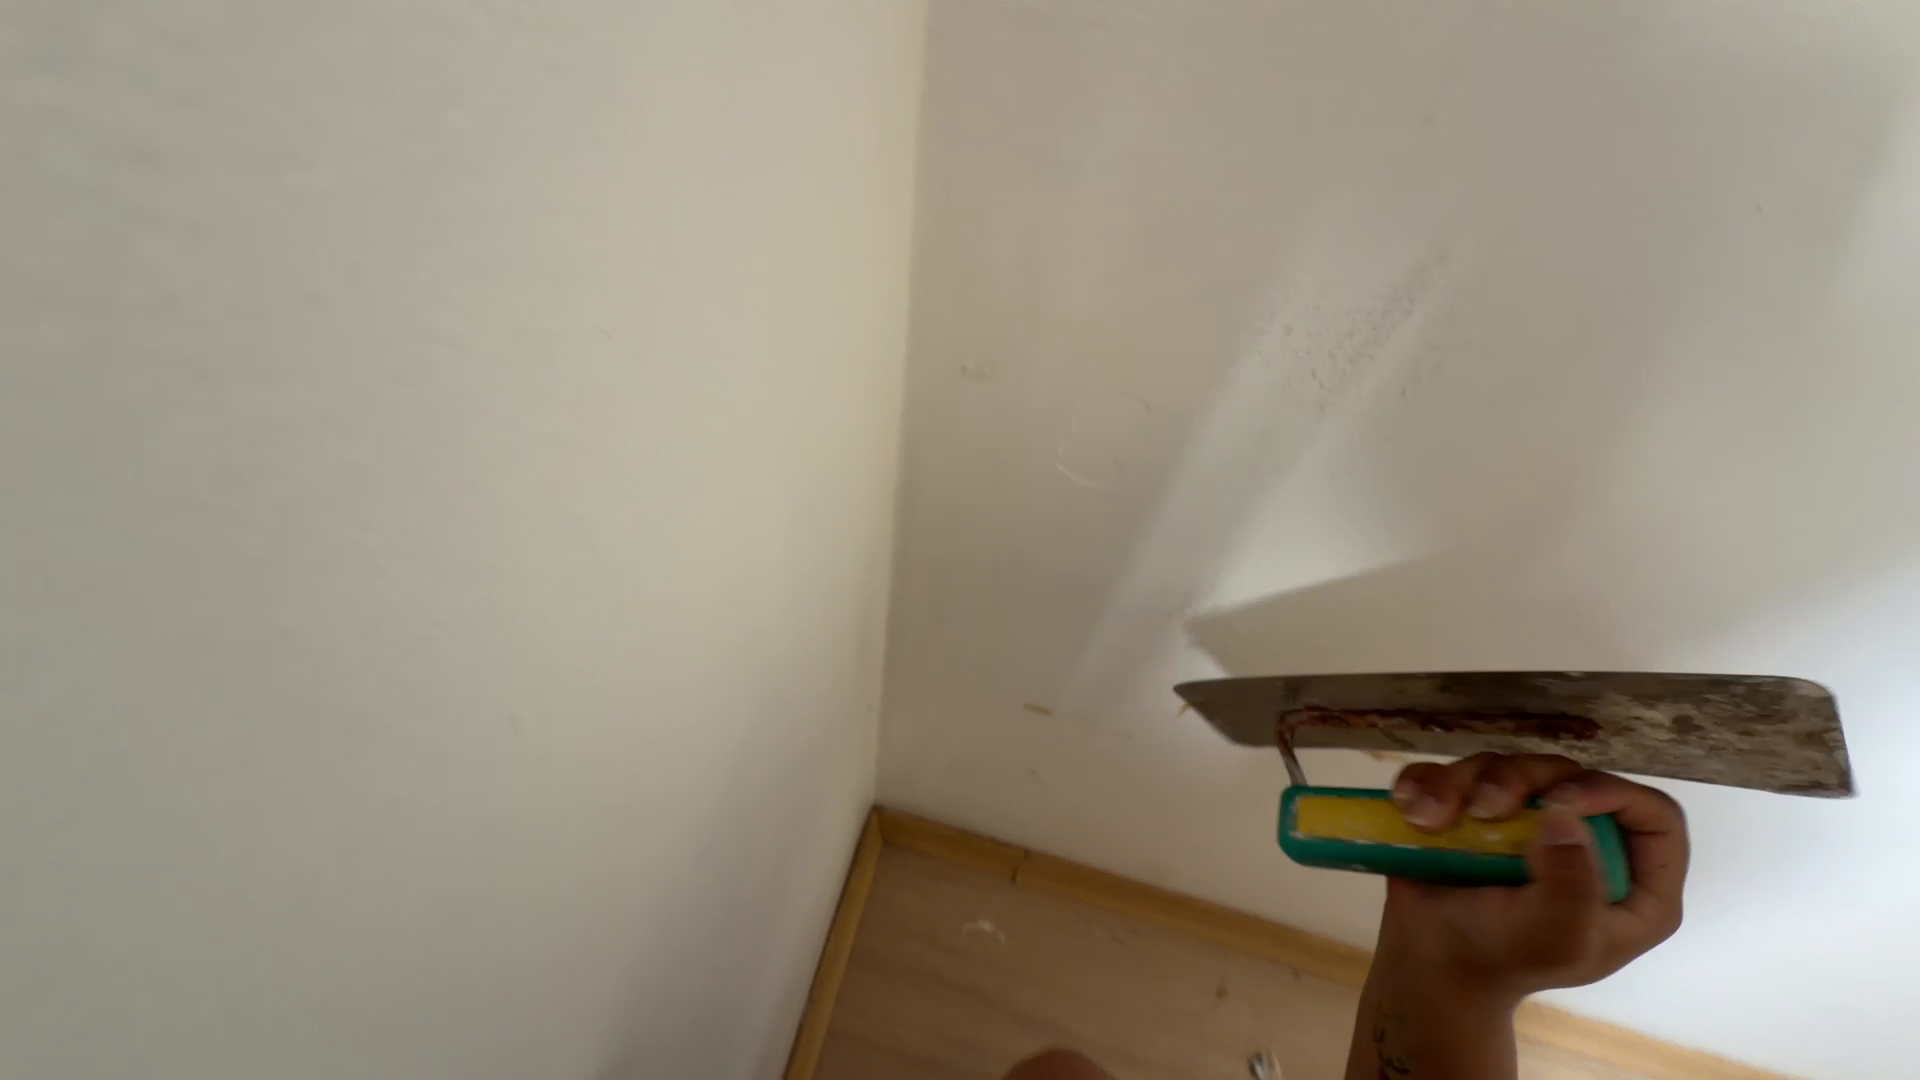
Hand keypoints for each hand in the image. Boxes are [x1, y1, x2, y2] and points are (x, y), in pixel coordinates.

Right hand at [1381, 752, 1689, 1005]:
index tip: (1559, 800)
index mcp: (1624, 880)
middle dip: (1516, 781)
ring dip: (1456, 783)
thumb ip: (1572, 884)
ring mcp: (1513, 820)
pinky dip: (1422, 783)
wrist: (1430, 959)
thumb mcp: (1554, 936)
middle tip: (1482, 809)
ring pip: (1498, 766)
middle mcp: (1575, 839)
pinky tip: (1408, 807)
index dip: (1612, 794)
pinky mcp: (1461, 808)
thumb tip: (1564, 815)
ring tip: (1429, 818)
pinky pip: (1445, 771)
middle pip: (1562, 774)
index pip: (1650, 815)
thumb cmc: (1502, 957)